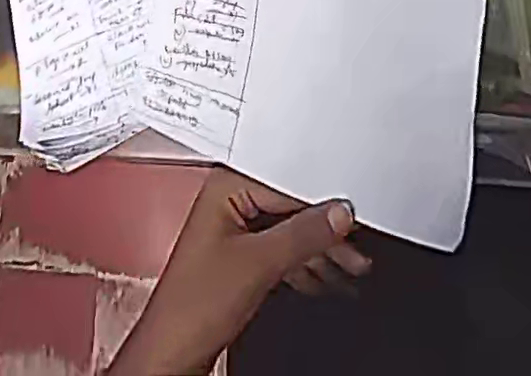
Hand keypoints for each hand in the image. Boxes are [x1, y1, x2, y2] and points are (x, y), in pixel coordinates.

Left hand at [106, 168, 369, 374]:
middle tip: (356, 249)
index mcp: (225, 185)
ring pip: (286, 228)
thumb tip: (338, 213)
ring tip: (350, 264)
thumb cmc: (194, 303)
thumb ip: (303, 235)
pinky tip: (323, 274)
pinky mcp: (237, 250)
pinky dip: (302, 262)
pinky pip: (278, 246)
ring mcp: (232, 224)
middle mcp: (226, 198)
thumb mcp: (259, 264)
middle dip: (324, 231)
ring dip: (318, 249)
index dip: (322, 202)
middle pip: (287, 205)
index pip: (286, 182)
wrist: (175, 348)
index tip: (353, 216)